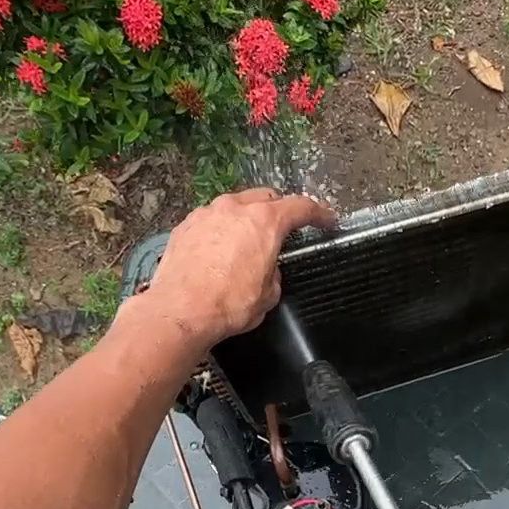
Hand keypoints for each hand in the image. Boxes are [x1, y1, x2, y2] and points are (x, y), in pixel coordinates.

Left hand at [138, 187, 334, 345]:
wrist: (181, 311)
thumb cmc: (228, 304)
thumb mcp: (268, 296)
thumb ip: (274, 274)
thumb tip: (267, 270)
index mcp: (265, 223)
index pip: (300, 207)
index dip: (318, 213)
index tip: (326, 219)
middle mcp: (235, 209)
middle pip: (266, 198)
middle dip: (279, 211)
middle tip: (284, 230)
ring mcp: (207, 214)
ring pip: (235, 206)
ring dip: (247, 219)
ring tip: (248, 244)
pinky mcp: (186, 225)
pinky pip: (212, 220)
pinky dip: (222, 230)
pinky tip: (221, 253)